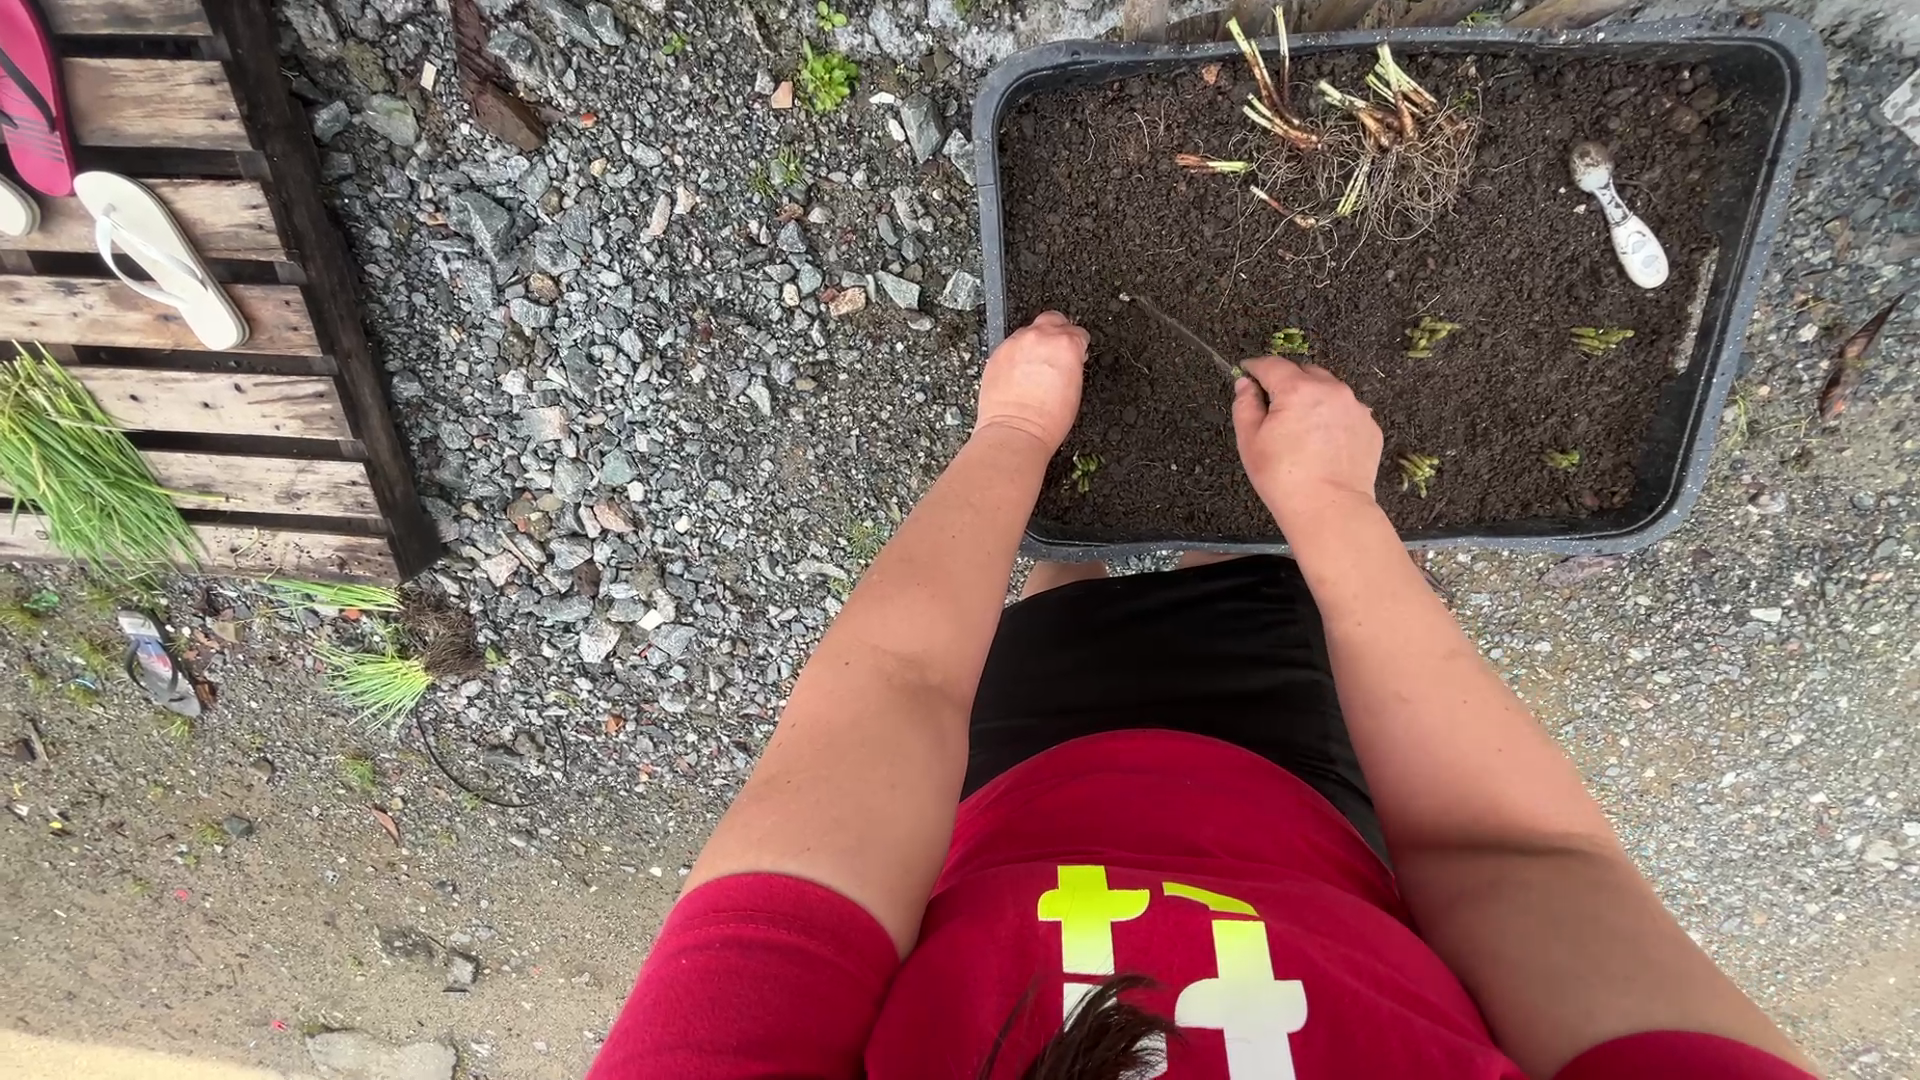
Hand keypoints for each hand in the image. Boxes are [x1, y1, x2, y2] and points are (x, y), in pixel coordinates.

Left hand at [975, 311, 1087, 451]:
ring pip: (1028, 331)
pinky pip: (1010, 345)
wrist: (1016, 431)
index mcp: (1066, 344)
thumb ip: (1072, 364)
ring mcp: (1016, 343)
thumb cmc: (1047, 420)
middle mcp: (1040, 338)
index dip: (1077, 345)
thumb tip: (1069, 361)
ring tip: (1033, 367)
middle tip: (1055, 351)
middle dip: (1057, 331)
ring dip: (1034, 343)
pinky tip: (1018, 373)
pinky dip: (1015, 355)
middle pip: (1053, 319)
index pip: (1077, 332)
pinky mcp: (997, 353)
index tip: (1075, 354)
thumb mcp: (1075, 390)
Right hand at [1231, 356, 1382, 531]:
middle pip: (1304, 372)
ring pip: (1328, 389)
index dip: (1255, 366)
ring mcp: (1355, 407)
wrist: (1329, 507)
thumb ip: (1244, 405)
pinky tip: (1321, 442)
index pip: (1272, 365)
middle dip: (1286, 382)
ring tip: (1300, 427)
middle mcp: (1331, 390)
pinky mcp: (1369, 426)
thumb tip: (1245, 385)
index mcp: (1298, 390)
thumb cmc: (1283, 477)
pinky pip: (1346, 411)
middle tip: (1273, 406)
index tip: (1247, 370)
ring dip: (1311, 398)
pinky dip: (1331, 417)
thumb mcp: (1249, 441)